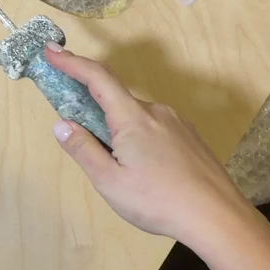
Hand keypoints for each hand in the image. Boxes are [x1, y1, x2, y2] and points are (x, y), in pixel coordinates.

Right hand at [42, 44, 257, 253]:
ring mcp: (177, 124)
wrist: (219, 218)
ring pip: (136, 116)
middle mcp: (156, 112)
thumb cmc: (157, 200)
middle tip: (75, 129)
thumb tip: (62, 125)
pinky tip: (141, 168)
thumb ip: (83, 149)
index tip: (51, 51)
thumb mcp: (109, 180)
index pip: (98, 78)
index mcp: (133, 118)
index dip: (72, 62)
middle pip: (116, 98)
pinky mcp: (190, 139)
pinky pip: (153, 127)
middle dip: (91, 106)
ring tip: (113, 163)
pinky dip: (136, 136)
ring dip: (116, 127)